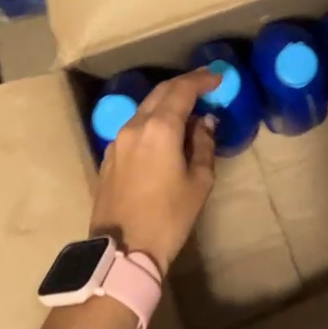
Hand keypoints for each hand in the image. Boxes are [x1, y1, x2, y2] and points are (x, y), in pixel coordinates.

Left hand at [90, 70, 219, 274]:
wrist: (123, 252)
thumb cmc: (169, 217)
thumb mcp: (199, 181)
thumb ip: (203, 144)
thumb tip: (203, 123)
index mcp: (160, 128)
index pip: (182, 90)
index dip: (202, 80)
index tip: (218, 77)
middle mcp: (135, 126)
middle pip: (160, 93)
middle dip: (184, 85)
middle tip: (205, 84)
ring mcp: (117, 141)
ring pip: (144, 109)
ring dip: (166, 103)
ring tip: (188, 109)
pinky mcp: (109, 157)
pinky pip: (134, 127)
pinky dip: (152, 120)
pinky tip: (165, 133)